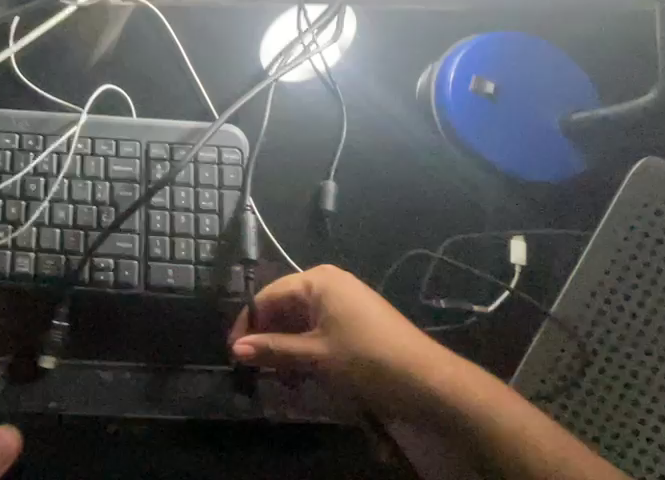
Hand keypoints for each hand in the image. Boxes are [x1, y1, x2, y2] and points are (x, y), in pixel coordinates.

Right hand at [228, 264, 466, 417]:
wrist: (432, 384)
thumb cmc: (368, 360)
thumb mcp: (317, 357)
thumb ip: (274, 351)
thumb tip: (235, 349)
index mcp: (317, 280)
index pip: (268, 295)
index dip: (248, 323)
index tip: (233, 351)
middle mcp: (329, 283)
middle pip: (284, 306)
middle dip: (268, 336)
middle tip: (253, 366)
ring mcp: (345, 301)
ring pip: (302, 320)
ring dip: (287, 347)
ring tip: (278, 376)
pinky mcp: (357, 321)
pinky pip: (320, 328)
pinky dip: (307, 348)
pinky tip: (302, 372)